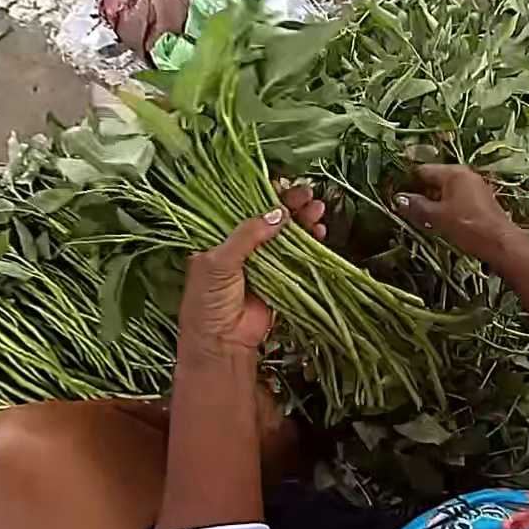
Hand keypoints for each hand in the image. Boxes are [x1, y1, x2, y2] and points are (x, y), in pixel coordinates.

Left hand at [178, 186, 325, 361]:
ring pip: (287, 235)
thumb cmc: (209, 301)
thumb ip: (248, 235)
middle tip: (308, 195)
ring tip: (318, 210)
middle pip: (270, 220)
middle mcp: (242, 247)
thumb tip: (279, 213)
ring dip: (303, 222)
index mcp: (219, 239)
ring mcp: (263, 262)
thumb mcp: (219, 262)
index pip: (243, 209)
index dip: (264, 196)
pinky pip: (298, 255)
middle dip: (290, 206)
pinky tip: (319, 232)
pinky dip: (310, 243)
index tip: (284, 186)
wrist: (222, 342)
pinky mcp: (281, 277)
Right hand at [395, 164, 524, 264]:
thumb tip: (399, 199)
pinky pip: (457, 198)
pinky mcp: (481, 201)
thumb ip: (417, 206)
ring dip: (433, 201)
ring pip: (446, 190)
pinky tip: (439, 220)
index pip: (423, 171)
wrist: (500, 243)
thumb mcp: (437, 217)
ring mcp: (475, 187)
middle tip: (404, 208)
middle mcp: (465, 175)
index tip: (394, 193)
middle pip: (435, 179)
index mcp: (453, 172)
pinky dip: (446, 206)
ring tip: (418, 216)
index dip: (407, 181)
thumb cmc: (467, 226)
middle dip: (420, 192)